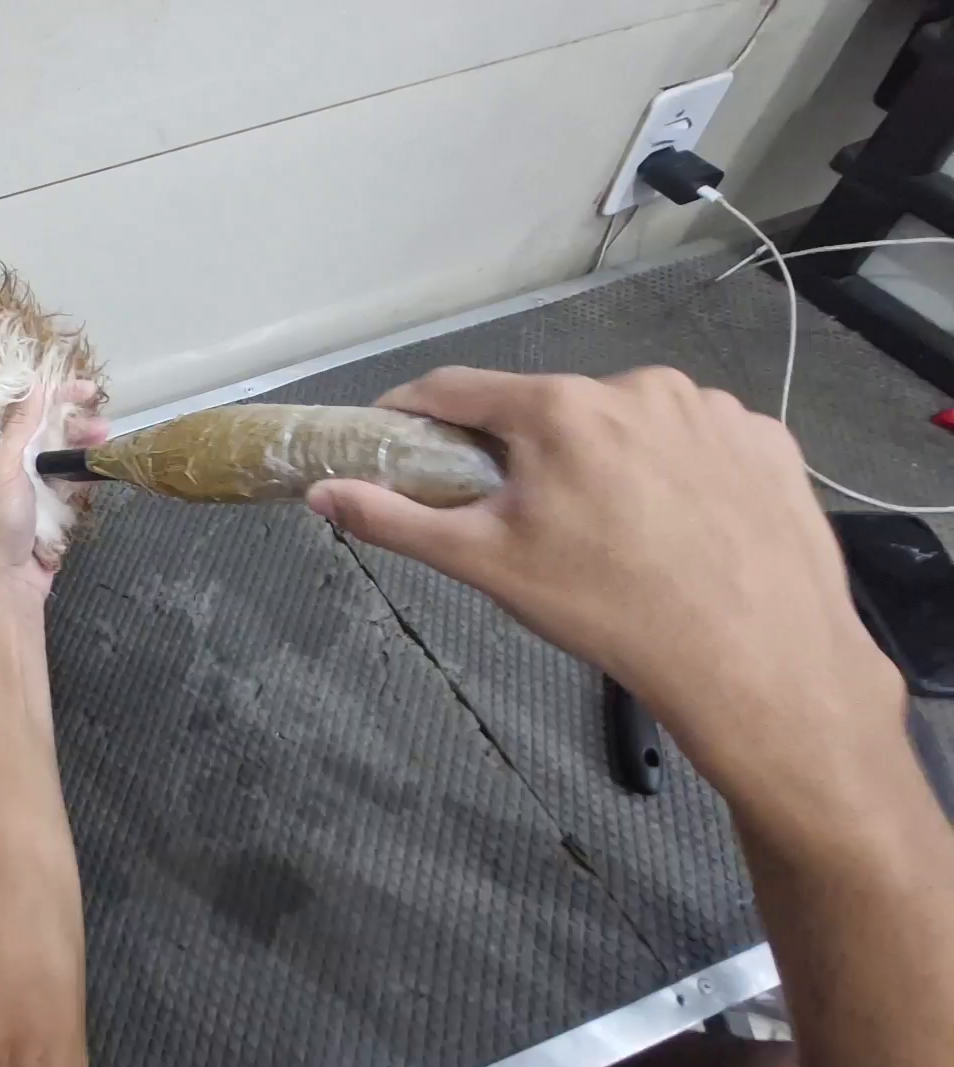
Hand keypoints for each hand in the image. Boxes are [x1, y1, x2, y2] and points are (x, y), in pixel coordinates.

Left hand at [0, 382, 106, 596]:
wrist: (7, 583)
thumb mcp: (4, 469)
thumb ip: (19, 428)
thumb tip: (34, 385)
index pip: (20, 413)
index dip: (51, 396)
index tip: (84, 388)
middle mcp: (6, 469)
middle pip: (43, 434)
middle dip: (73, 423)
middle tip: (103, 419)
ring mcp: (27, 491)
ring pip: (58, 458)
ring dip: (81, 447)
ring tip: (106, 440)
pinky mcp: (45, 512)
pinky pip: (65, 485)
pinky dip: (80, 474)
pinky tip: (98, 466)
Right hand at [305, 366, 906, 824]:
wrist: (757, 661)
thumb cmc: (598, 604)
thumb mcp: (477, 561)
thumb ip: (389, 518)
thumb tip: (318, 492)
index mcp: (557, 409)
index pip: (453, 387)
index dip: (410, 410)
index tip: (393, 438)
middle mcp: (635, 386)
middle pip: (534, 405)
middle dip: (504, 444)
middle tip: (501, 505)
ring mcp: (710, 407)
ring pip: (609, 417)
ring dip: (580, 450)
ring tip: (587, 516)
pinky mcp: (766, 436)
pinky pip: (680, 434)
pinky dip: (652, 461)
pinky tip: (660, 515)